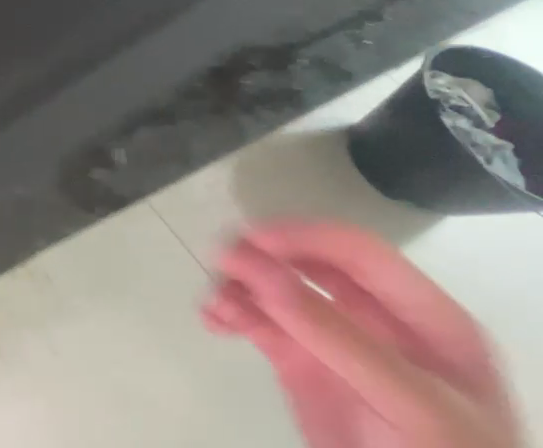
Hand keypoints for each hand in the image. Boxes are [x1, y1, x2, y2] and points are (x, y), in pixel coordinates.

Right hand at [202, 221, 518, 447]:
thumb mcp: (408, 398)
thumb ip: (337, 336)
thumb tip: (257, 267)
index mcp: (422, 316)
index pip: (357, 252)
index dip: (304, 238)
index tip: (251, 241)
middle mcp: (374, 318)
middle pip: (306, 262)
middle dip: (259, 256)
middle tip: (221, 259)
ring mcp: (333, 340)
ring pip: (272, 288)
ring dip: (236, 284)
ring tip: (215, 303)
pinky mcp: (299, 362)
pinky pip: (255, 322)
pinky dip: (228, 313)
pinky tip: (214, 320)